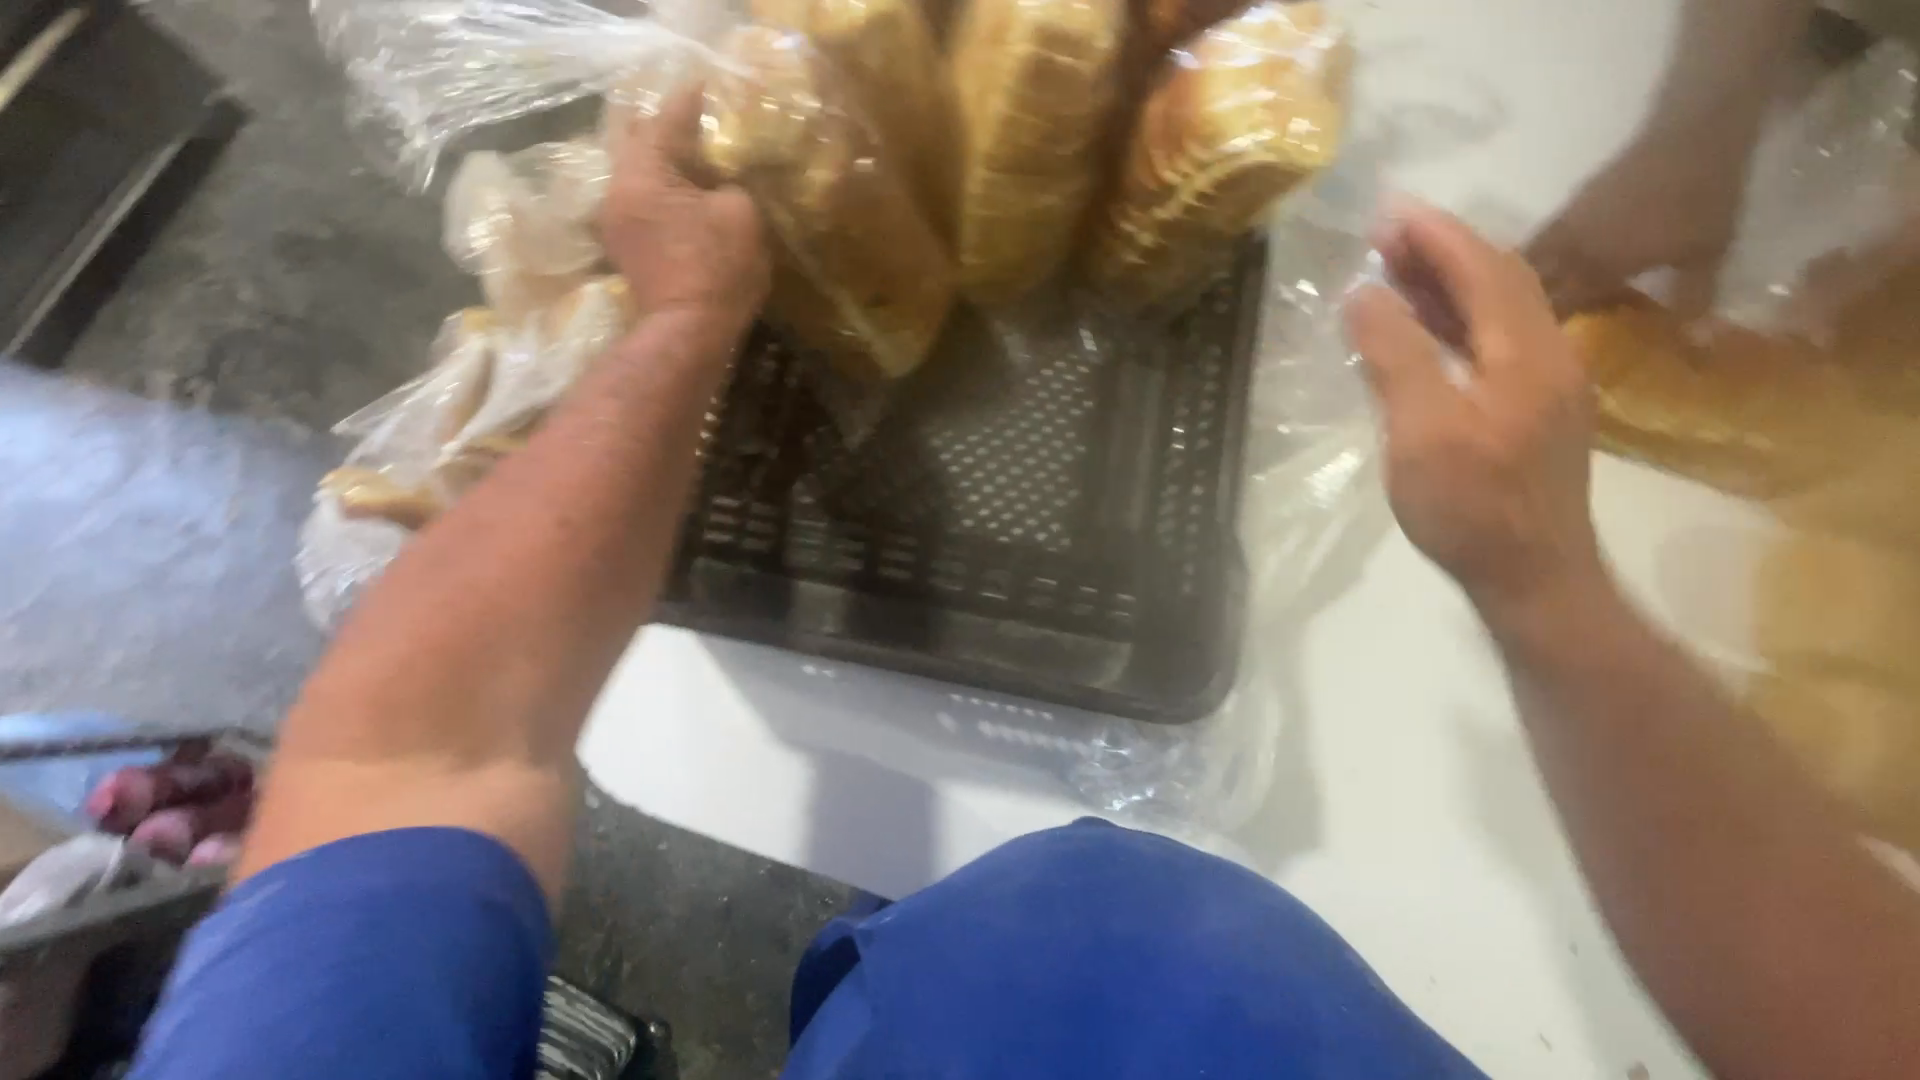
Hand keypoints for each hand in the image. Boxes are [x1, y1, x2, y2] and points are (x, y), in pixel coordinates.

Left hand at [601, 87, 770, 330]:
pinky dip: (665, 192)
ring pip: (640, 175)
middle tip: (701, 123)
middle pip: (641, 143)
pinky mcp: (627, 248)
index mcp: (641, 172)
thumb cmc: (717, 270)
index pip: (666, 119)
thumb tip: (723, 181)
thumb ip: (731, 182)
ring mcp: (617, 222)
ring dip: (667, 165)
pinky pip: (644, 202)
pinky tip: (688, 196)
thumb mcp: (741, 213)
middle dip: (670, 131)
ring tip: (698, 160)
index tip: (707, 86)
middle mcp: (617, 190)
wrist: (689, 334)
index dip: (690, 101)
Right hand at [1346, 200, 1605, 613]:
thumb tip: (1365, 294)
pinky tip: (1424, 332)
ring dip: (1448, 285)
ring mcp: (1546, 385)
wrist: (1533, 577)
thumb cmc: (1471, 506)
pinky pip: (1494, 344)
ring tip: (1394, 271)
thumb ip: (1396, 356)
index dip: (1436, 235)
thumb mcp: (1421, 430)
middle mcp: (1548, 355)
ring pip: (1499, 313)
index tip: (1389, 209)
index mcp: (1526, 352)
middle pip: (1499, 281)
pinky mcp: (1535, 412)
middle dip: (1441, 251)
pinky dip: (1456, 323)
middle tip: (1384, 235)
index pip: (1483, 270)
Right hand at [1525, 124, 1759, 318]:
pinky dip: (1533, 260)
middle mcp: (1571, 254)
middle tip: (1532, 326)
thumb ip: (1694, 296)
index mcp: (1599, 270)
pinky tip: (1544, 267)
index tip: (1550, 346)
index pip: (1561, 310)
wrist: (1692, 134)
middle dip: (1528, 310)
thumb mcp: (1709, 251)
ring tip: (1524, 300)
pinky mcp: (1567, 209)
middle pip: (1533, 290)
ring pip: (1527, 267)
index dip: (1551, 331)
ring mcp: (1564, 229)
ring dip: (1522, 285)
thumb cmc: (1702, 197)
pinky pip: (1538, 244)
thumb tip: (1694, 338)